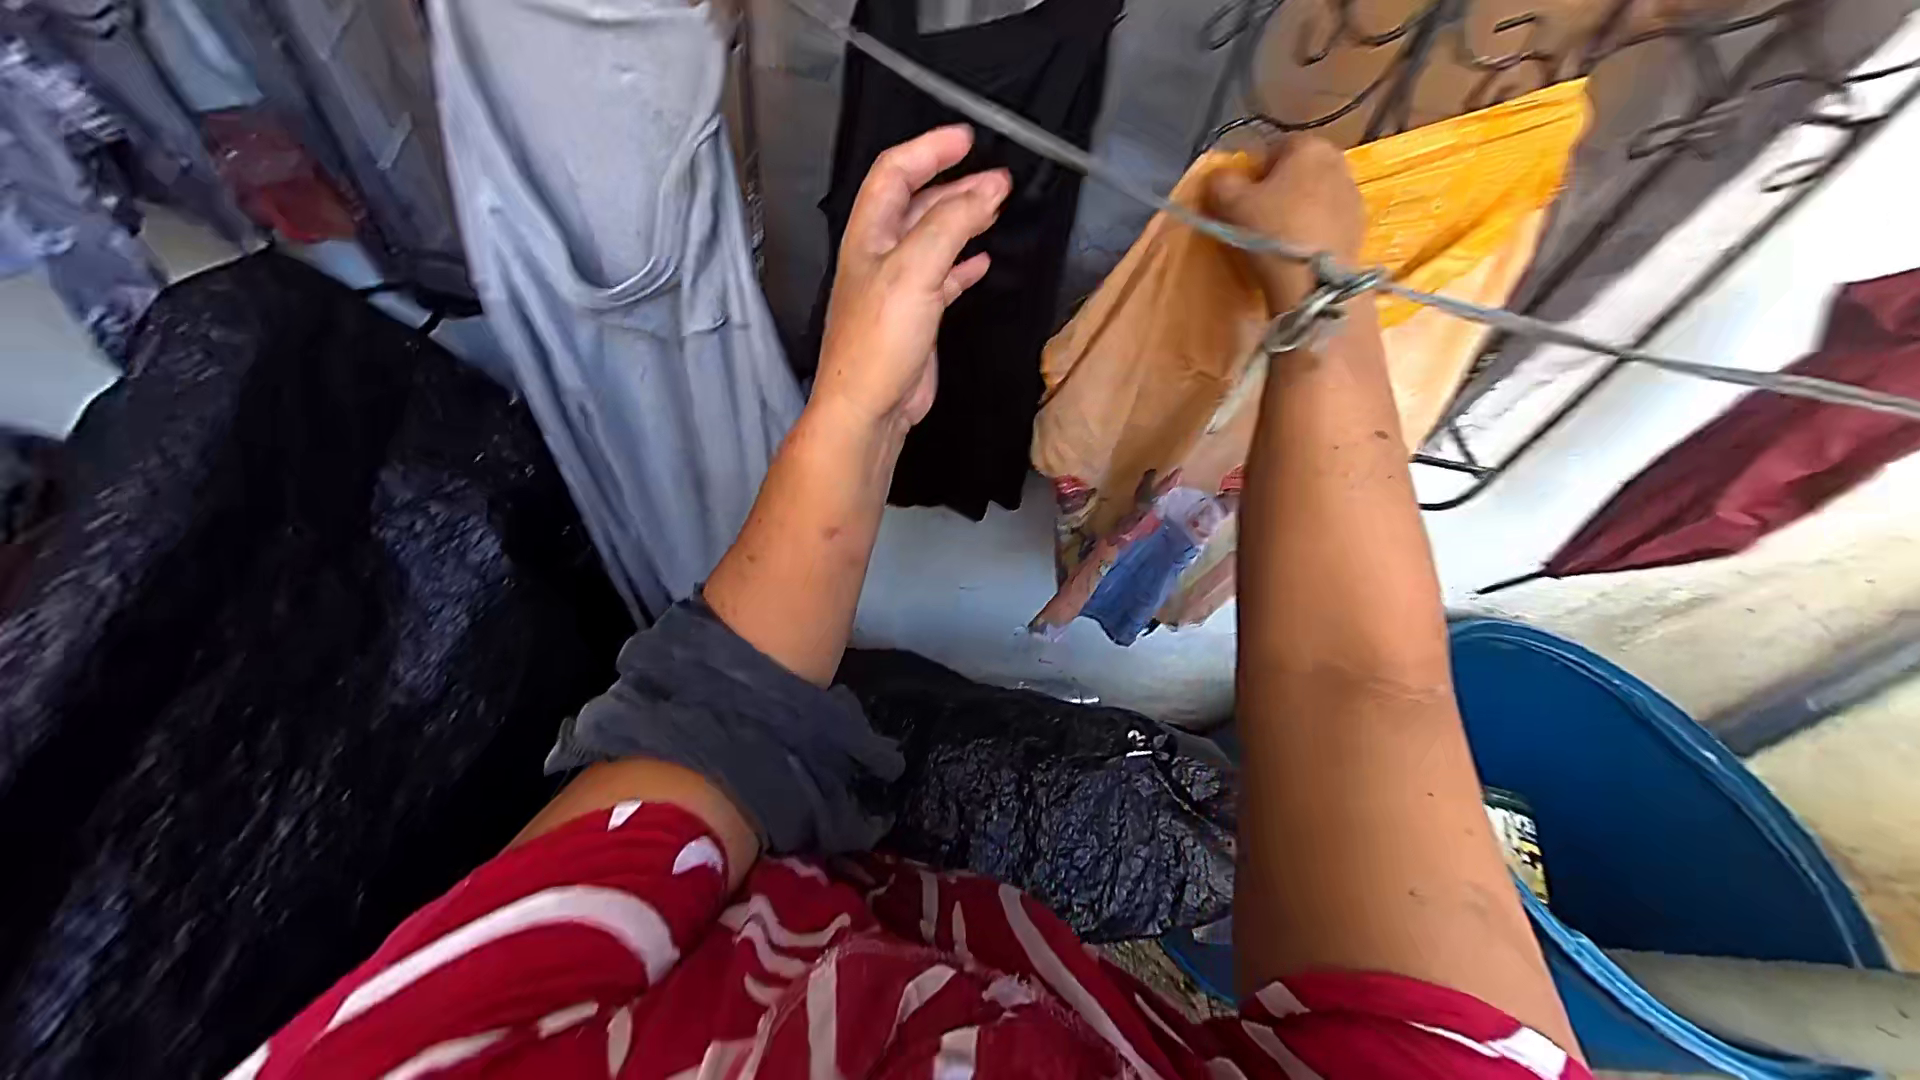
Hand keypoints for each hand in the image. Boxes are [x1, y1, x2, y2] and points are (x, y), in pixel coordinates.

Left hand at [814, 125, 1009, 433]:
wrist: (870, 406)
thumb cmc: (878, 341)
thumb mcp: (914, 270)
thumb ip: (950, 225)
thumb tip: (987, 190)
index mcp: (869, 234)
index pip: (895, 172)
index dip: (929, 149)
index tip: (967, 139)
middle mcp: (880, 256)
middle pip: (918, 204)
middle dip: (956, 185)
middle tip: (996, 178)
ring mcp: (899, 287)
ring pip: (933, 240)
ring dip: (963, 221)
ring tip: (995, 209)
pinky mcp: (916, 317)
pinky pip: (942, 279)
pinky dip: (963, 265)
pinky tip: (980, 261)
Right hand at [1207, 135, 1365, 312]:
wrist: (1311, 281)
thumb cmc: (1271, 233)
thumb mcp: (1233, 206)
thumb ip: (1221, 182)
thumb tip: (1219, 175)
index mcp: (1308, 146)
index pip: (1274, 149)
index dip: (1255, 174)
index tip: (1243, 201)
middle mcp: (1338, 160)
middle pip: (1298, 171)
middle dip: (1280, 189)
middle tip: (1259, 220)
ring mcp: (1352, 193)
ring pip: (1315, 195)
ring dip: (1298, 209)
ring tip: (1279, 239)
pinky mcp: (1359, 224)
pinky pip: (1328, 219)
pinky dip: (1314, 229)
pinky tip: (1299, 250)